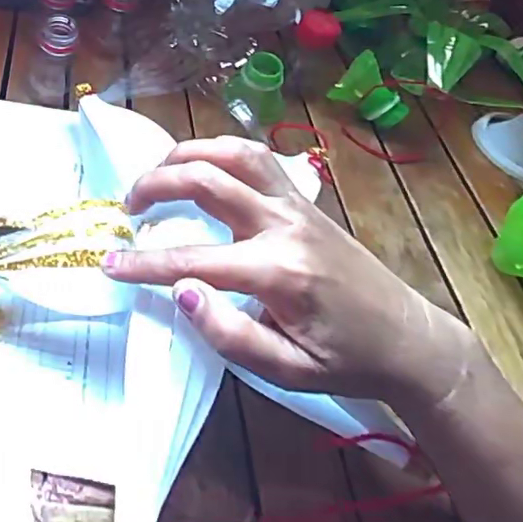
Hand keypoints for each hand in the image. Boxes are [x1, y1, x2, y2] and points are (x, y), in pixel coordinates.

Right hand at [101, 137, 481, 412]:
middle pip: (206, 180)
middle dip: (154, 185)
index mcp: (279, 272)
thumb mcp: (288, 371)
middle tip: (128, 207)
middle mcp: (284, 225)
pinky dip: (216, 150)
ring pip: (231, 152)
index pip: (193, 260)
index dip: (143, 264)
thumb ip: (229, 335)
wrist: (413, 342)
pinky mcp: (301, 198)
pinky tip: (199, 165)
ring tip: (157, 174)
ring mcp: (295, 204)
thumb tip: (180, 290)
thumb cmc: (345, 361)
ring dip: (184, 155)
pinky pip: (253, 155)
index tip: (109, 266)